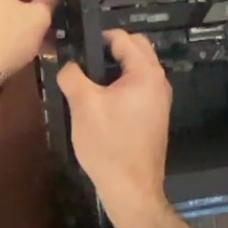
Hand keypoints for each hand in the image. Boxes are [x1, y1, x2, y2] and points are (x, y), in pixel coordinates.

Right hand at [57, 30, 173, 227]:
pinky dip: (121, 84)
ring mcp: (159, 100)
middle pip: (136, 49)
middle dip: (109, 49)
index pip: (122, 38)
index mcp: (146, 73)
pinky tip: (100, 100)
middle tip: (82, 62)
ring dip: (115, 67)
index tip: (75, 47)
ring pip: (137, 69)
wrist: (131, 189)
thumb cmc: (108, 143)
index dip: (97, 38)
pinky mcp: (154, 115)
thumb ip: (72, 75)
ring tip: (87, 80)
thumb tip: (68, 64)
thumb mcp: (83, 105)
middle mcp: (159, 82)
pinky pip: (138, 86)